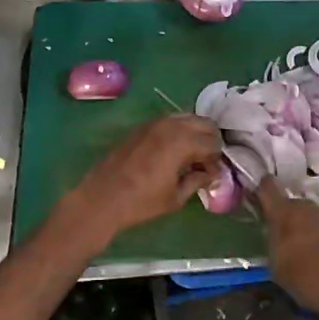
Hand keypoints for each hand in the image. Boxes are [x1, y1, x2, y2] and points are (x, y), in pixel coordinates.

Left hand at [67, 114, 221, 237]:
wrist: (102, 198)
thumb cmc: (141, 202)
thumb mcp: (176, 197)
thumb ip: (197, 180)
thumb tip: (210, 173)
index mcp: (182, 142)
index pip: (213, 143)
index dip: (216, 160)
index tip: (211, 175)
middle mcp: (170, 125)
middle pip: (204, 123)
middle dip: (210, 141)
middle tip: (205, 162)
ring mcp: (154, 123)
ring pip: (187, 117)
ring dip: (194, 133)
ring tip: (190, 156)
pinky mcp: (141, 126)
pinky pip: (169, 121)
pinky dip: (178, 131)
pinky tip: (173, 151)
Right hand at [258, 186, 318, 319]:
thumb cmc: (308, 279)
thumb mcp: (277, 266)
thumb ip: (273, 242)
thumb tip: (275, 232)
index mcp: (285, 213)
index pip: (268, 188)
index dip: (261, 189)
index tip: (256, 194)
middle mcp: (307, 208)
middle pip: (291, 205)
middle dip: (285, 217)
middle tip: (280, 237)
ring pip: (310, 217)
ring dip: (305, 228)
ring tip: (303, 252)